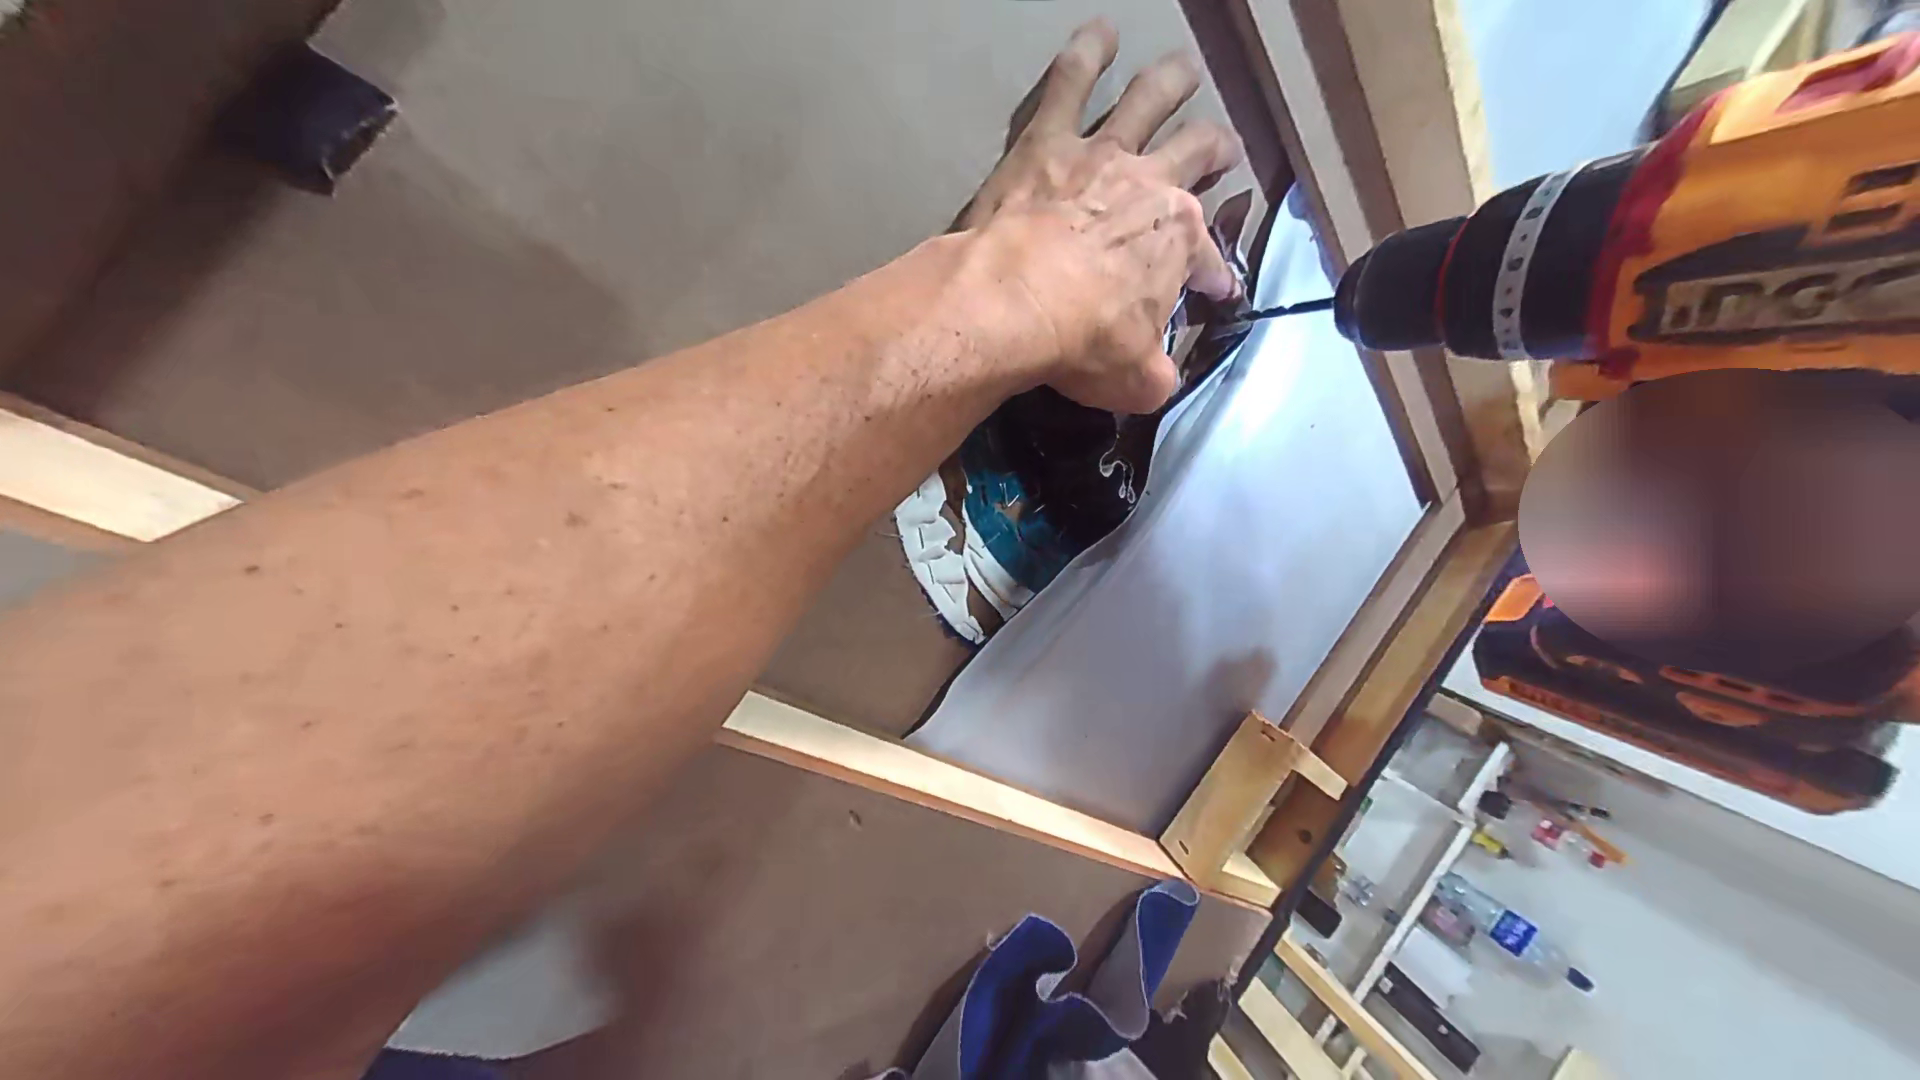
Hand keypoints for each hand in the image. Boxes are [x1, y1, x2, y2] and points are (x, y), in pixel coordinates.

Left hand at [961, 20, 1243, 413]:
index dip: (1216, 276)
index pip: (1208, 260)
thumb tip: (1157, 380)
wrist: (1013, 305)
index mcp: (1178, 242)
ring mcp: (1101, 156)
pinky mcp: (1046, 142)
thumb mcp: (1133, 381)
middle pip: (1197, 151)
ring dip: (1170, 82)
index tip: (1217, 288)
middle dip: (1215, 149)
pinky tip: (1097, 36)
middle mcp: (1151, 185)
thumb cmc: (1081, 345)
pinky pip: (1070, 82)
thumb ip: (1153, 376)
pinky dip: (1086, 53)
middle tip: (1222, 147)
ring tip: (1181, 69)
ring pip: (1149, 98)